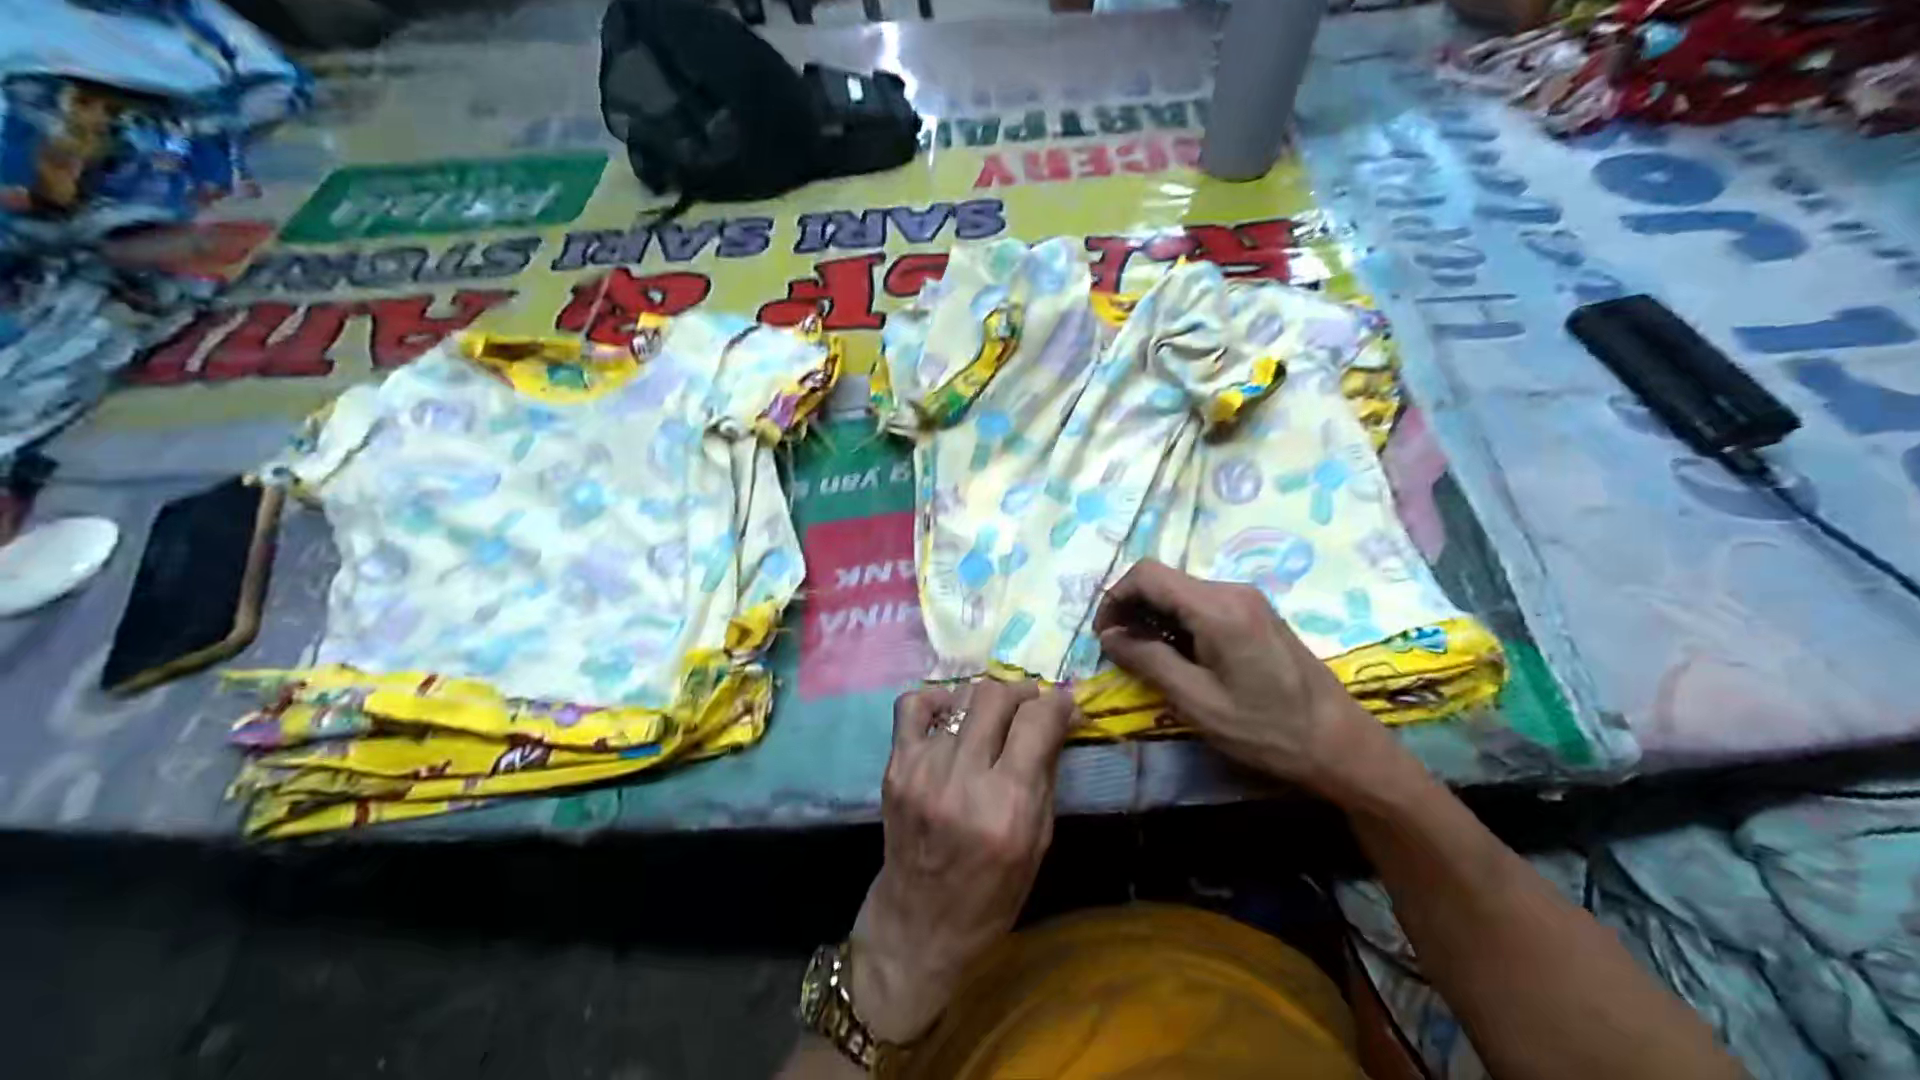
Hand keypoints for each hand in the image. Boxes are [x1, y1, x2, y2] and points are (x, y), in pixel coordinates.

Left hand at [850, 680, 1076, 1043]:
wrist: (921, 924)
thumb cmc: (993, 893)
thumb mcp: (1038, 841)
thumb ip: (1046, 772)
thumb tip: (1058, 717)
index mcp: (1007, 806)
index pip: (1036, 721)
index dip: (1057, 703)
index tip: (1064, 705)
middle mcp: (963, 780)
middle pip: (995, 696)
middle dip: (1022, 694)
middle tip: (1030, 707)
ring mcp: (922, 770)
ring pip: (960, 696)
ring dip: (986, 700)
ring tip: (994, 717)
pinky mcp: (895, 767)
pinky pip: (912, 705)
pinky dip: (937, 701)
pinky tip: (950, 716)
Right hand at [1093, 559, 1414, 803]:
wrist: (1341, 746)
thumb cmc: (1266, 729)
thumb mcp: (1197, 701)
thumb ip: (1147, 660)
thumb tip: (1109, 636)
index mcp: (1218, 607)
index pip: (1147, 574)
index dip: (1115, 598)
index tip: (1104, 636)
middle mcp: (1232, 591)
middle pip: (1163, 580)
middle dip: (1131, 608)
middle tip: (1118, 651)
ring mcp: (1247, 601)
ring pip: (1180, 592)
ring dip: (1152, 617)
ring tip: (1143, 658)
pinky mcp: (1255, 615)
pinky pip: (1201, 605)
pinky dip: (1176, 623)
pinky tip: (1176, 656)